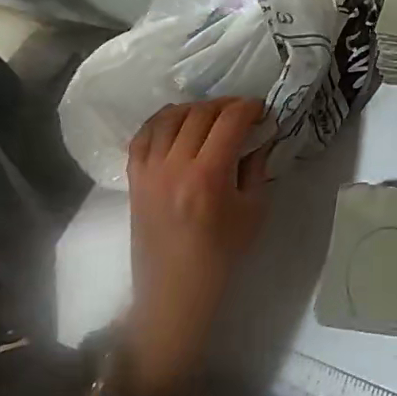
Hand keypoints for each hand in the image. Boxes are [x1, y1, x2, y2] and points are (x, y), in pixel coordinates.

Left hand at [121, 98, 270, 395]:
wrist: (175, 289)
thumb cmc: (222, 254)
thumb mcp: (254, 210)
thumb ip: (256, 168)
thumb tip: (259, 138)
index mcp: (208, 176)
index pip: (229, 122)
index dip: (249, 108)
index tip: (262, 109)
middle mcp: (174, 167)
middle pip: (200, 114)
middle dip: (226, 105)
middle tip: (242, 111)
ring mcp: (149, 171)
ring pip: (169, 118)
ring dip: (195, 109)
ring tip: (211, 115)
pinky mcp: (134, 179)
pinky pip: (143, 136)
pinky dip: (162, 121)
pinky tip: (178, 123)